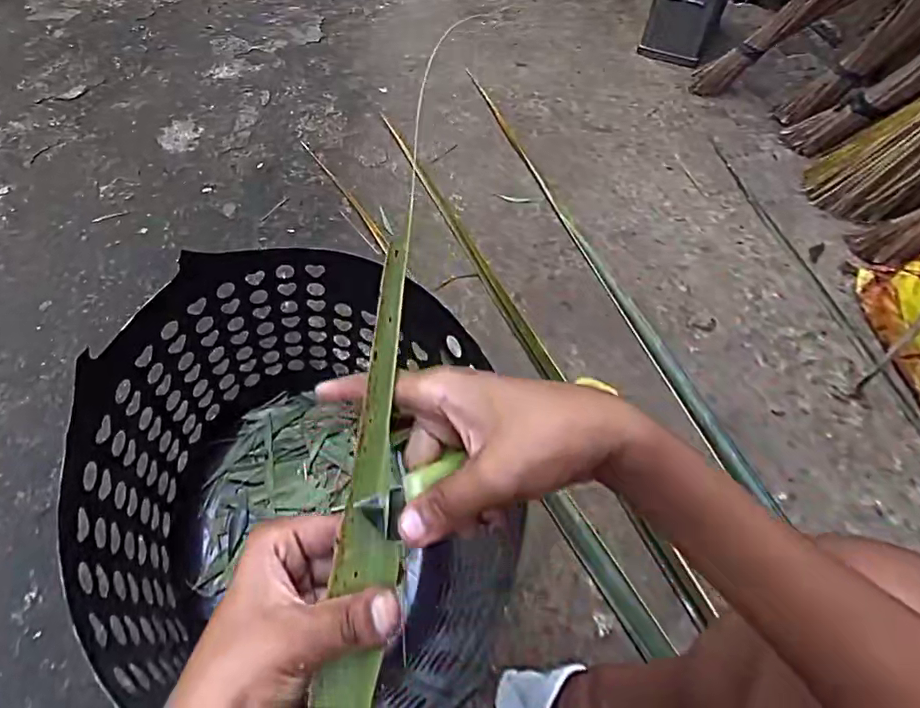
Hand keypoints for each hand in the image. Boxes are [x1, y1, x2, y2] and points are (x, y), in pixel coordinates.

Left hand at [169, 513, 403, 707]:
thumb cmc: (241, 664)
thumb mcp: (292, 637)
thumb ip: (345, 621)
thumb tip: (395, 603)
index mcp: (278, 544)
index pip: (333, 528)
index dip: (370, 537)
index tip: (410, 549)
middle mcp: (292, 564)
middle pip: (345, 562)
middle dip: (376, 577)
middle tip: (415, 586)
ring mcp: (302, 601)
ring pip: (349, 595)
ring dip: (374, 607)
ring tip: (410, 608)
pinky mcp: (313, 636)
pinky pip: (347, 625)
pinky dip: (366, 632)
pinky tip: (391, 633)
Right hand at [317, 368, 653, 547]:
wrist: (604, 434)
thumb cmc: (544, 436)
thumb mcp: (495, 474)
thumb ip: (448, 503)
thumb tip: (404, 531)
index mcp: (440, 391)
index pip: (383, 388)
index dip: (349, 393)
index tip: (315, 395)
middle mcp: (447, 402)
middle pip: (412, 449)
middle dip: (424, 489)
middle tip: (435, 526)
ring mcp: (467, 422)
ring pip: (438, 467)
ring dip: (452, 499)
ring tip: (481, 520)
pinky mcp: (486, 440)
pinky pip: (460, 471)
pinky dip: (469, 495)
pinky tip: (491, 514)